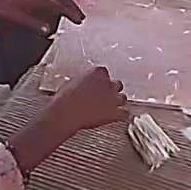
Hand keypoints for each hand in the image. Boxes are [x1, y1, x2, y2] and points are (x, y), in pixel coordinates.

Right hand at [11, 67, 126, 171]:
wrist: (66, 113)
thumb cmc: (65, 99)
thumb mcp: (71, 83)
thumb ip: (82, 82)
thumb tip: (82, 86)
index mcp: (97, 73)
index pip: (104, 72)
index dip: (101, 80)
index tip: (97, 84)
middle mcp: (108, 84)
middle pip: (117, 84)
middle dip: (112, 90)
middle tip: (105, 96)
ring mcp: (113, 98)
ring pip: (123, 98)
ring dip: (118, 102)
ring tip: (112, 106)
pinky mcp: (114, 113)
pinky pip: (125, 114)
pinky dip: (123, 115)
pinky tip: (120, 117)